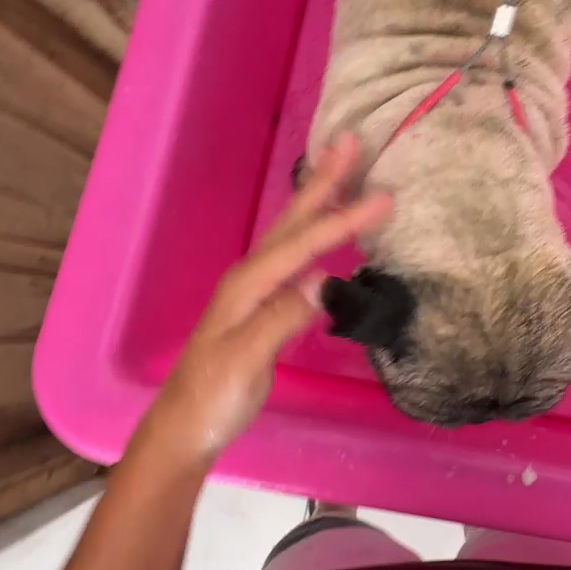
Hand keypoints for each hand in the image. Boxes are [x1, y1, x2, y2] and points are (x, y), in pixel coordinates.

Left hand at [135, 136, 392, 461]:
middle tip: (350, 142)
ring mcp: (258, 289)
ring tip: (343, 168)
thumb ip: (280, 318)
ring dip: (319, 198)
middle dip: (323, 181)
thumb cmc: (213, 397)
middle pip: (294, 220)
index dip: (342, 219)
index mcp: (248, 284)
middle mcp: (252, 275)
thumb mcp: (245, 361)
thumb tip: (323, 280)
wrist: (186, 427)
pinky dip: (317, 232)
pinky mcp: (266, 304)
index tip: (383, 198)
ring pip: (294, 232)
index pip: (303, 243)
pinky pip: (298, 254)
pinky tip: (329, 232)